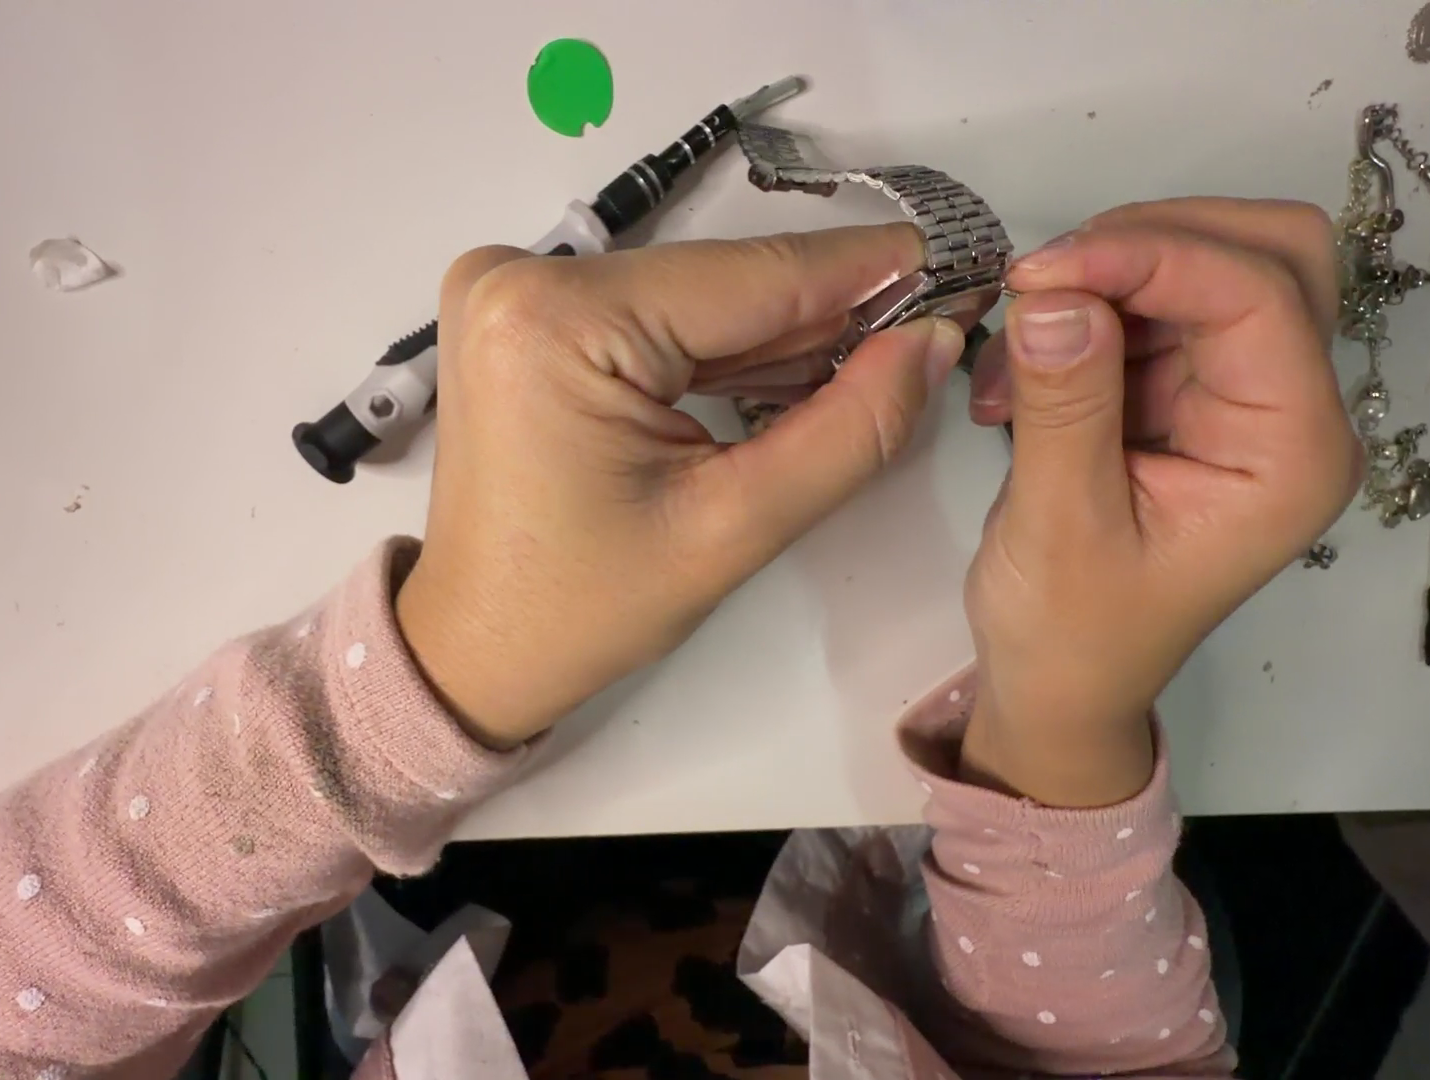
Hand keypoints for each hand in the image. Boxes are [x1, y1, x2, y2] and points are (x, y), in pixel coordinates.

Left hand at [396, 227, 981, 747]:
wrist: (477, 643)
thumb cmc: (583, 609)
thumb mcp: (730, 528)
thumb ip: (848, 432)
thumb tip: (927, 343)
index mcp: (557, 321)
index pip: (749, 278)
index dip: (862, 274)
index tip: (952, 269)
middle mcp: (519, 281)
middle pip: (716, 288)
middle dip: (820, 318)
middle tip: (920, 334)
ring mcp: (509, 296)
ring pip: (686, 303)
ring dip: (773, 339)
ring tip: (863, 366)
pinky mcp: (520, 323)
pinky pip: (645, 320)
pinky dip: (713, 352)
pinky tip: (783, 376)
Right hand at [958, 199, 1362, 805]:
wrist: (1054, 680)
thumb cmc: (1066, 629)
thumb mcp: (1058, 524)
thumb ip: (1064, 406)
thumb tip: (1049, 294)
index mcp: (1287, 452)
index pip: (1257, 297)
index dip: (1149, 259)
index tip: (1037, 274)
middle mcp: (1279, 411)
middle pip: (1262, 257)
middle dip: (1144, 247)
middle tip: (1040, 285)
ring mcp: (1225, 404)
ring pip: (1190, 278)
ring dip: (1091, 293)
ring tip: (1005, 367)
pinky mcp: (1169, 405)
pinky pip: (1134, 322)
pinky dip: (1069, 327)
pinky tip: (1010, 383)